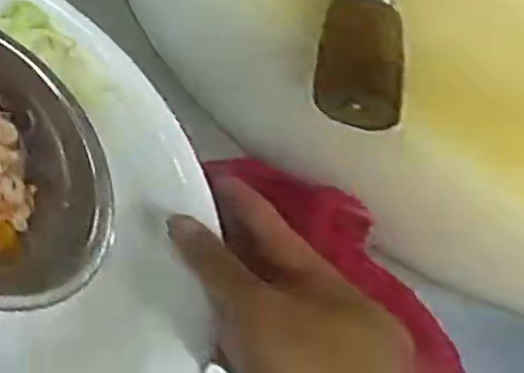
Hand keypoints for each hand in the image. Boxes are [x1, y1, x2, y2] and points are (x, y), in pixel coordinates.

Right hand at [171, 178, 413, 372]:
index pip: (277, 227)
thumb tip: (179, 219)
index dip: (236, 196)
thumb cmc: (303, 359)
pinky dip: (228, 312)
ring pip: (261, 296)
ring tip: (177, 253)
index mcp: (347, 293)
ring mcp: (326, 347)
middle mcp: (344, 317)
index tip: (198, 170)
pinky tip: (197, 302)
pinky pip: (257, 326)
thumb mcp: (253, 305)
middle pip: (270, 263)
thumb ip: (214, 258)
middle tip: (176, 213)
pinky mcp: (302, 368)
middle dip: (223, 240)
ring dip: (221, 278)